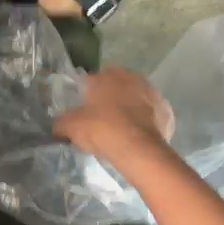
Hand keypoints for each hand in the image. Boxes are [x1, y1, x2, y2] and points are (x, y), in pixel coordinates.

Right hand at [54, 66, 175, 160]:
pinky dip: (146, 123)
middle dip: (110, 100)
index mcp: (107, 75)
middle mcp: (132, 77)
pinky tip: (138, 137)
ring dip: (130, 110)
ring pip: (136, 99)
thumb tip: (56, 127)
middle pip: (117, 87)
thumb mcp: (71, 127)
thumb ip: (61, 123)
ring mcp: (152, 93)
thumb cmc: (101, 129)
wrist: (138, 149)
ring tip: (122, 131)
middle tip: (102, 121)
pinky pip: (152, 115)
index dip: (88, 96)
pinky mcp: (166, 111)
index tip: (85, 112)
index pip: (93, 81)